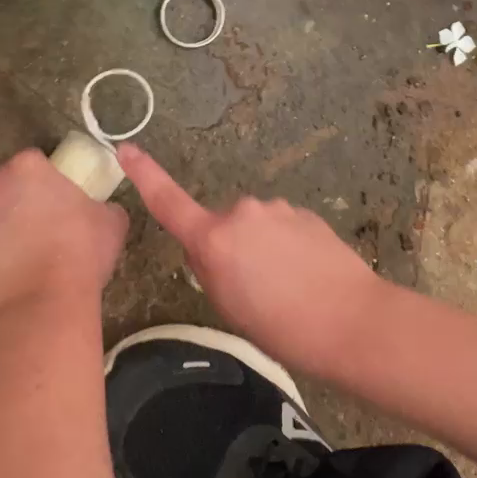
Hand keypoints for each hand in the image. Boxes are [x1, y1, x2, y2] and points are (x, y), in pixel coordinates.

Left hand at [0, 149, 129, 333]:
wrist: (40, 307)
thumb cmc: (80, 257)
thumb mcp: (110, 222)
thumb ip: (98, 205)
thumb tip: (93, 210)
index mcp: (28, 167)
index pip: (32, 167)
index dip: (41, 190)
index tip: (51, 212)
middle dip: (8, 207)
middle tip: (28, 239)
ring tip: (5, 266)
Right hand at [118, 145, 387, 375]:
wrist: (351, 319)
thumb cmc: (282, 328)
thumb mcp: (229, 308)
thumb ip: (209, 270)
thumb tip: (207, 248)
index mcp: (214, 238)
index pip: (169, 202)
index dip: (145, 175)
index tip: (125, 148)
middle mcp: (243, 212)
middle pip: (219, 226)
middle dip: (226, 249)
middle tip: (249, 292)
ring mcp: (277, 208)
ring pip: (253, 228)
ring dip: (259, 250)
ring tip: (283, 291)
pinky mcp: (304, 213)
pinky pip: (281, 229)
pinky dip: (285, 249)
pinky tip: (305, 278)